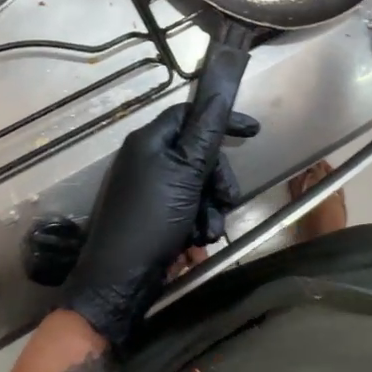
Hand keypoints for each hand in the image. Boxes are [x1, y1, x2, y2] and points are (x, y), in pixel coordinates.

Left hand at [61, 103, 257, 347]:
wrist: (120, 279)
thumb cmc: (152, 218)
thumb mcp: (186, 172)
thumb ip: (205, 132)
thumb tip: (217, 93)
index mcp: (149, 140)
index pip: (189, 114)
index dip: (221, 120)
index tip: (252, 131)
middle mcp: (146, 158)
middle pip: (196, 153)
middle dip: (216, 178)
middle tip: (228, 198)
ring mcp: (147, 187)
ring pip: (195, 185)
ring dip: (209, 207)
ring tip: (208, 230)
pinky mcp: (151, 214)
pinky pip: (184, 207)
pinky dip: (196, 222)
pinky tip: (197, 242)